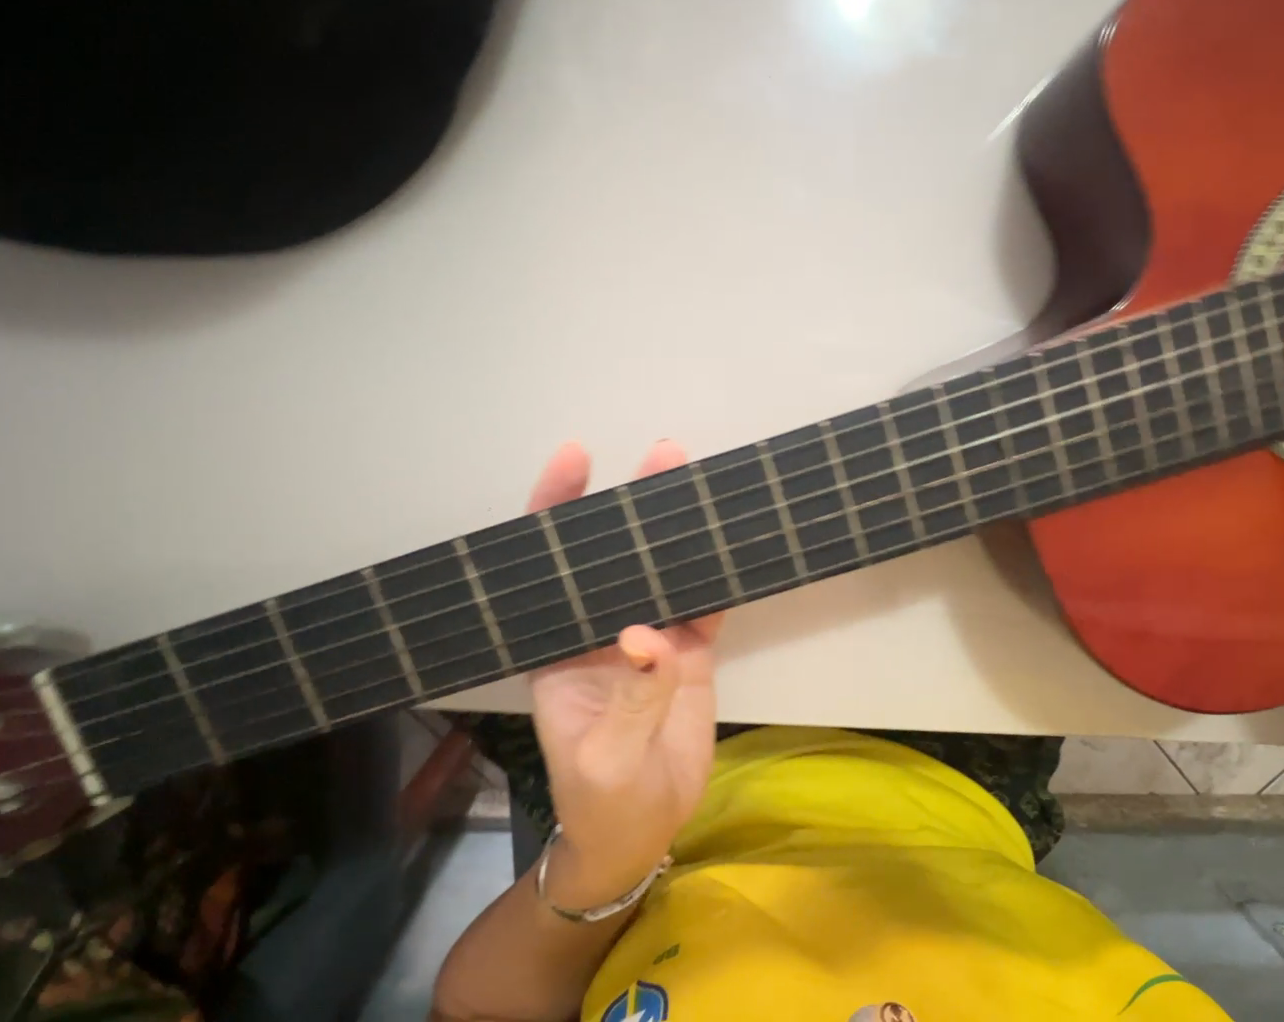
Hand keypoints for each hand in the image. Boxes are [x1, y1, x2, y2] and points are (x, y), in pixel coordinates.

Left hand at [522, 439, 722, 909]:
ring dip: (680, 531)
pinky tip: (732, 541)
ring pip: (663, 572)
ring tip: (699, 481)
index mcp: (558, 646)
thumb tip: (651, 637)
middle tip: (663, 454)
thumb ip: (631, 700)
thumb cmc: (601, 799)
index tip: (575, 458)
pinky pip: (703, 605)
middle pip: (614, 555)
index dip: (556, 510)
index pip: (552, 568)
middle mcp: (601, 630)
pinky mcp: (689, 654)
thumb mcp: (606, 759)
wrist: (640, 830)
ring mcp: (649, 640)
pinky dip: (717, 575)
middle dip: (632, 503)